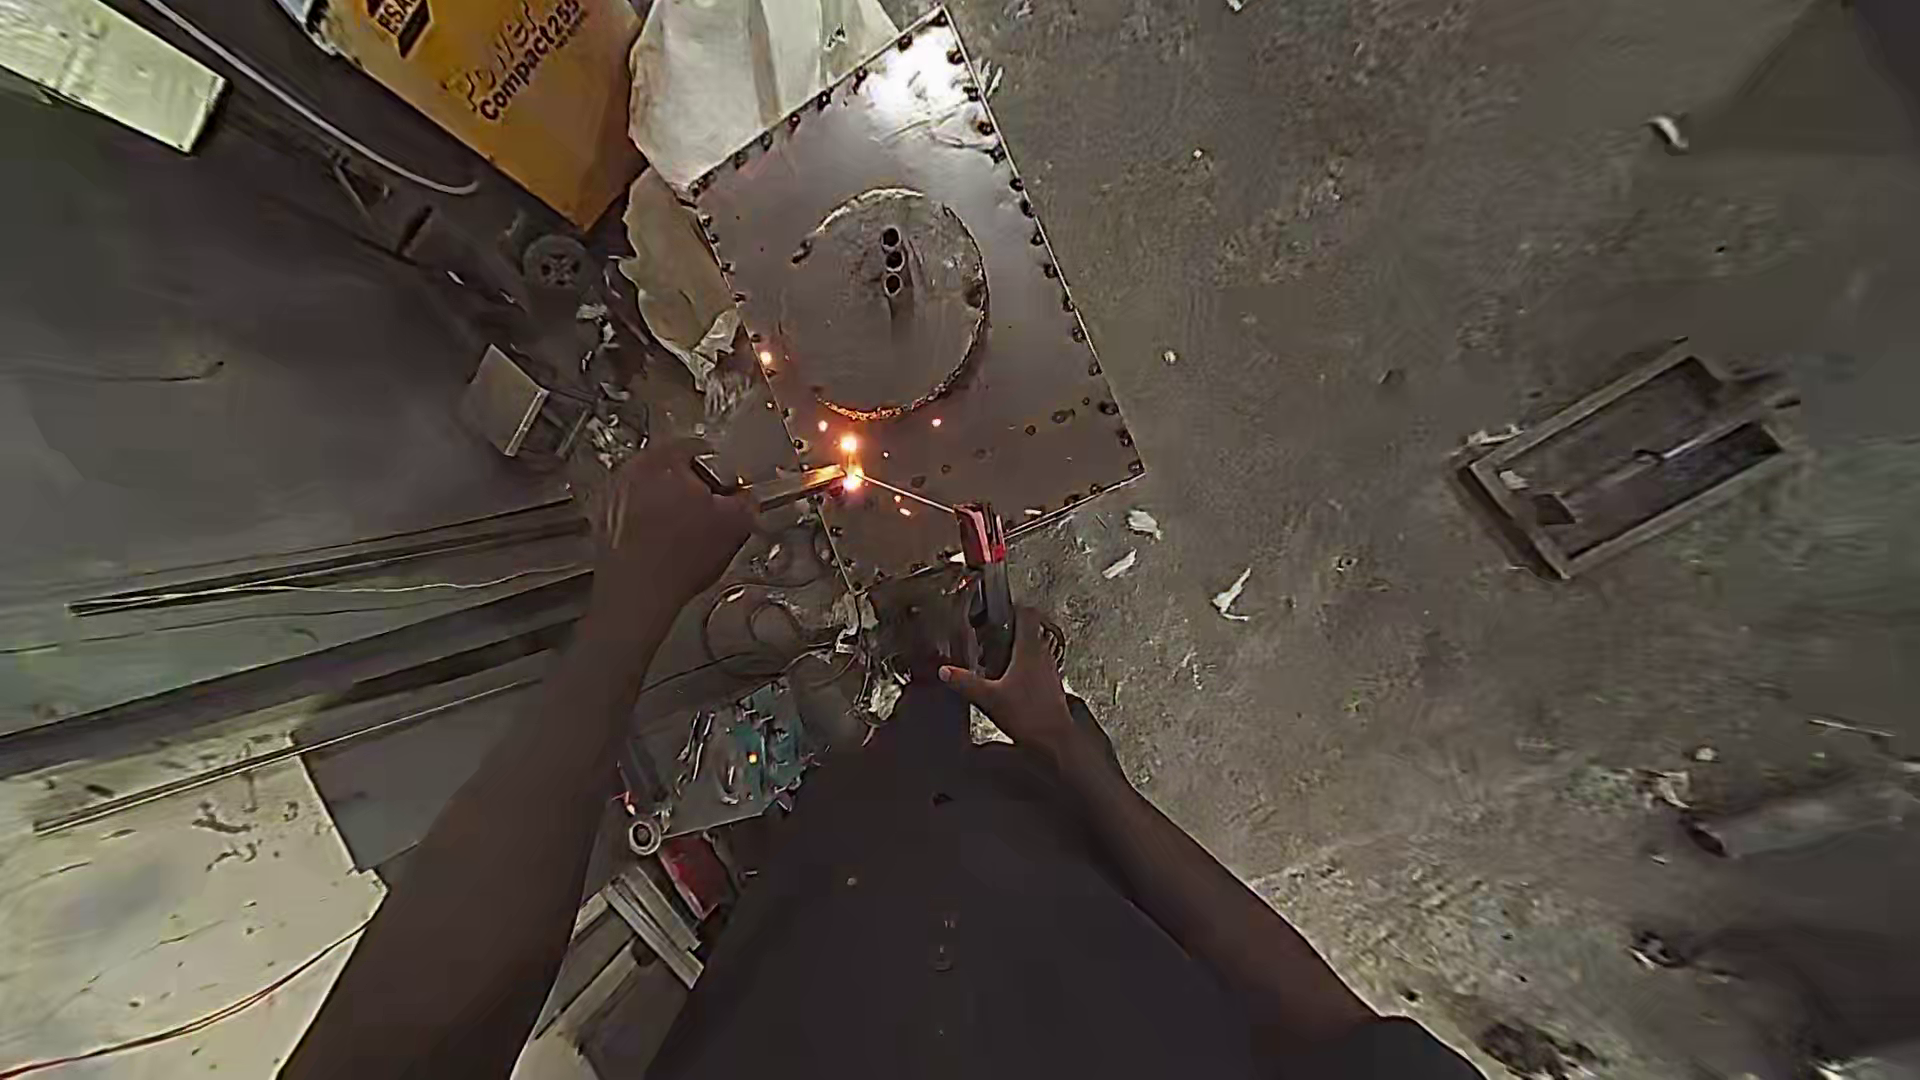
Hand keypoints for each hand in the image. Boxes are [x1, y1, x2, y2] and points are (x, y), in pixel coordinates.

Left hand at [588, 438, 752, 613]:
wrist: (639, 593)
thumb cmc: (685, 554)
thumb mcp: (736, 524)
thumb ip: (746, 500)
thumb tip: (748, 496)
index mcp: (665, 460)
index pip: (699, 449)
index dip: (720, 470)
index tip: (728, 488)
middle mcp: (632, 470)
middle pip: (674, 470)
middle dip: (693, 488)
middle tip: (712, 512)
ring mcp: (613, 495)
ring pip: (655, 491)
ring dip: (671, 505)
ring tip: (689, 533)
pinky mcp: (603, 521)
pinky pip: (637, 513)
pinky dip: (652, 523)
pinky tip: (667, 545)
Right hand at [939, 607, 1106, 769]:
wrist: (1055, 740)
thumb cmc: (1029, 717)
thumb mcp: (989, 698)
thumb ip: (965, 682)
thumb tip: (946, 671)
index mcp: (1029, 650)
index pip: (1028, 615)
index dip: (1015, 607)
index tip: (1001, 607)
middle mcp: (1043, 655)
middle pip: (1031, 629)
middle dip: (1013, 627)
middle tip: (995, 629)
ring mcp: (1050, 670)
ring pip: (1036, 646)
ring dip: (1020, 645)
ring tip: (1000, 652)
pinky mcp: (1052, 685)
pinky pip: (1039, 664)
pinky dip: (1025, 663)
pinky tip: (1011, 677)